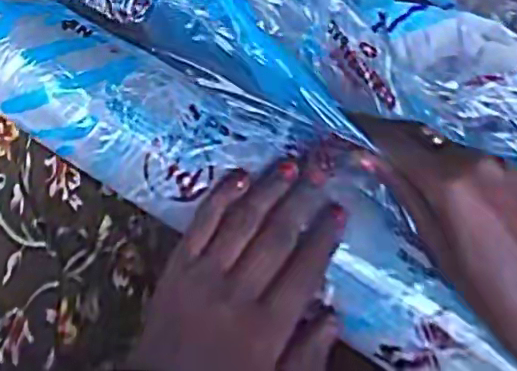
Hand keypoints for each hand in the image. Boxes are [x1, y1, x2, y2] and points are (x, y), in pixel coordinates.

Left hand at [124, 158, 344, 370]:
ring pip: (243, 220)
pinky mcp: (177, 264)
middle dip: (300, 201)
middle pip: (276, 237)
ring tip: (288, 165)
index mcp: (266, 330)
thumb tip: (334, 315)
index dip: (323, 237)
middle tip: (318, 172)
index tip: (338, 210)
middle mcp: (238, 294)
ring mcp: (204, 275)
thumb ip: (306, 358)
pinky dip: (222, 195)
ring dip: (268, 189)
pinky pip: (202, 221)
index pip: (304, 271)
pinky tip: (240, 175)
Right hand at [361, 119, 516, 370]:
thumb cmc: (488, 296)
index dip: (367, 129)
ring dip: (425, 152)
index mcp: (449, 181)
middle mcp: (473, 160)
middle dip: (392, 136)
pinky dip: (454, 166)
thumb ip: (404, 194)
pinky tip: (451, 188)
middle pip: (420, 137)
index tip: (346, 120)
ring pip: (447, 147)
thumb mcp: (436, 248)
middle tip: (367, 139)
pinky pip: (474, 160)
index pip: (395, 142)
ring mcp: (499, 163)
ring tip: (406, 168)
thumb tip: (368, 157)